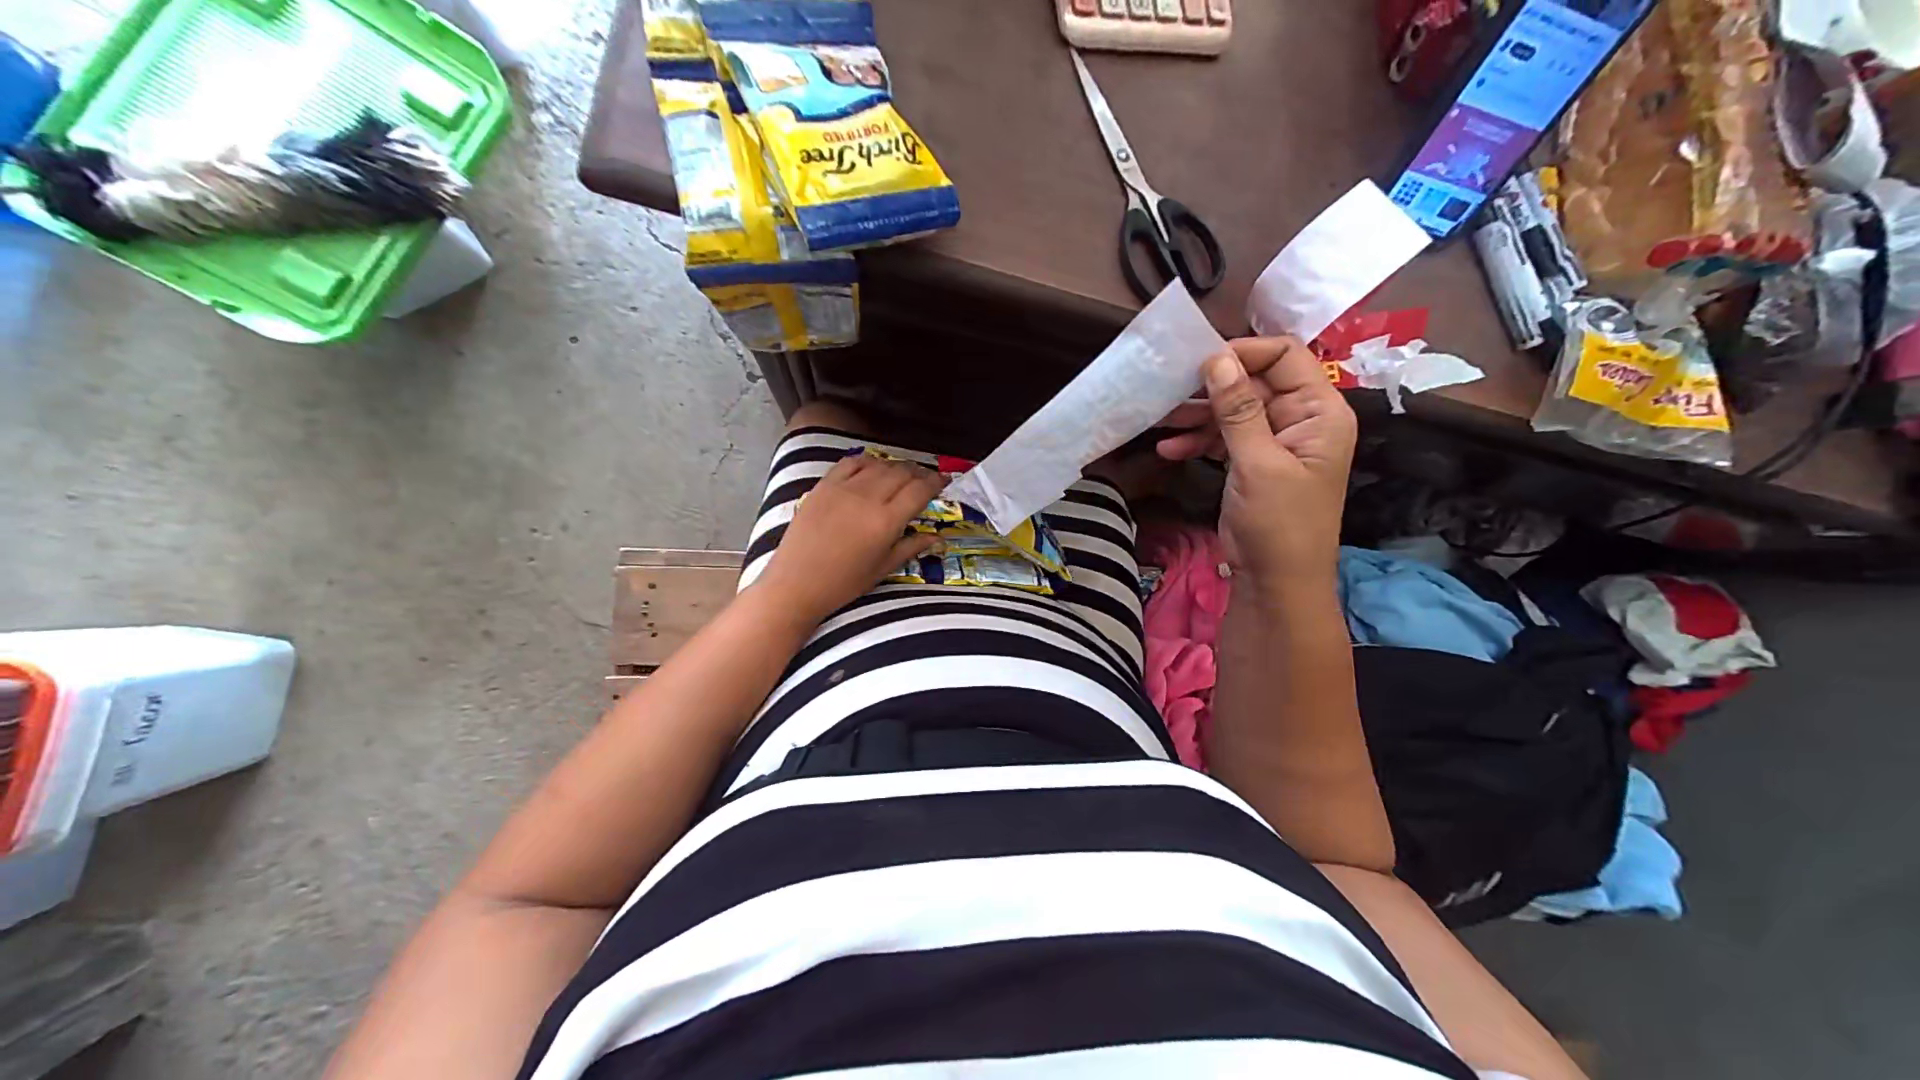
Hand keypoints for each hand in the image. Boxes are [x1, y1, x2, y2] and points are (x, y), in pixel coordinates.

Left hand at [754, 453, 944, 623]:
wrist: (796, 584)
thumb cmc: (842, 584)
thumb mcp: (882, 568)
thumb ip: (911, 547)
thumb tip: (936, 538)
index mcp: (886, 522)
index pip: (919, 490)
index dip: (936, 482)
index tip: (944, 482)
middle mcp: (867, 498)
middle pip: (902, 473)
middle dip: (919, 473)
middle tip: (926, 480)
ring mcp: (843, 489)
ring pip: (879, 465)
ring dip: (895, 466)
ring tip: (902, 474)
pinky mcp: (823, 486)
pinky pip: (850, 463)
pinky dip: (866, 461)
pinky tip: (872, 468)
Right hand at [1191, 337, 1356, 589]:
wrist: (1276, 583)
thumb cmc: (1279, 524)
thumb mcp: (1258, 464)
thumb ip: (1237, 410)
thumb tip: (1216, 359)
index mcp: (1320, 411)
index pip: (1284, 357)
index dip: (1243, 353)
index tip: (1199, 363)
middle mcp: (1301, 419)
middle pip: (1254, 382)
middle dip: (1211, 388)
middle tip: (1169, 393)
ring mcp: (1276, 441)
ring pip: (1233, 410)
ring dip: (1198, 415)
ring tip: (1160, 421)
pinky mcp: (1254, 461)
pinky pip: (1225, 437)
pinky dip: (1198, 440)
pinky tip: (1169, 449)